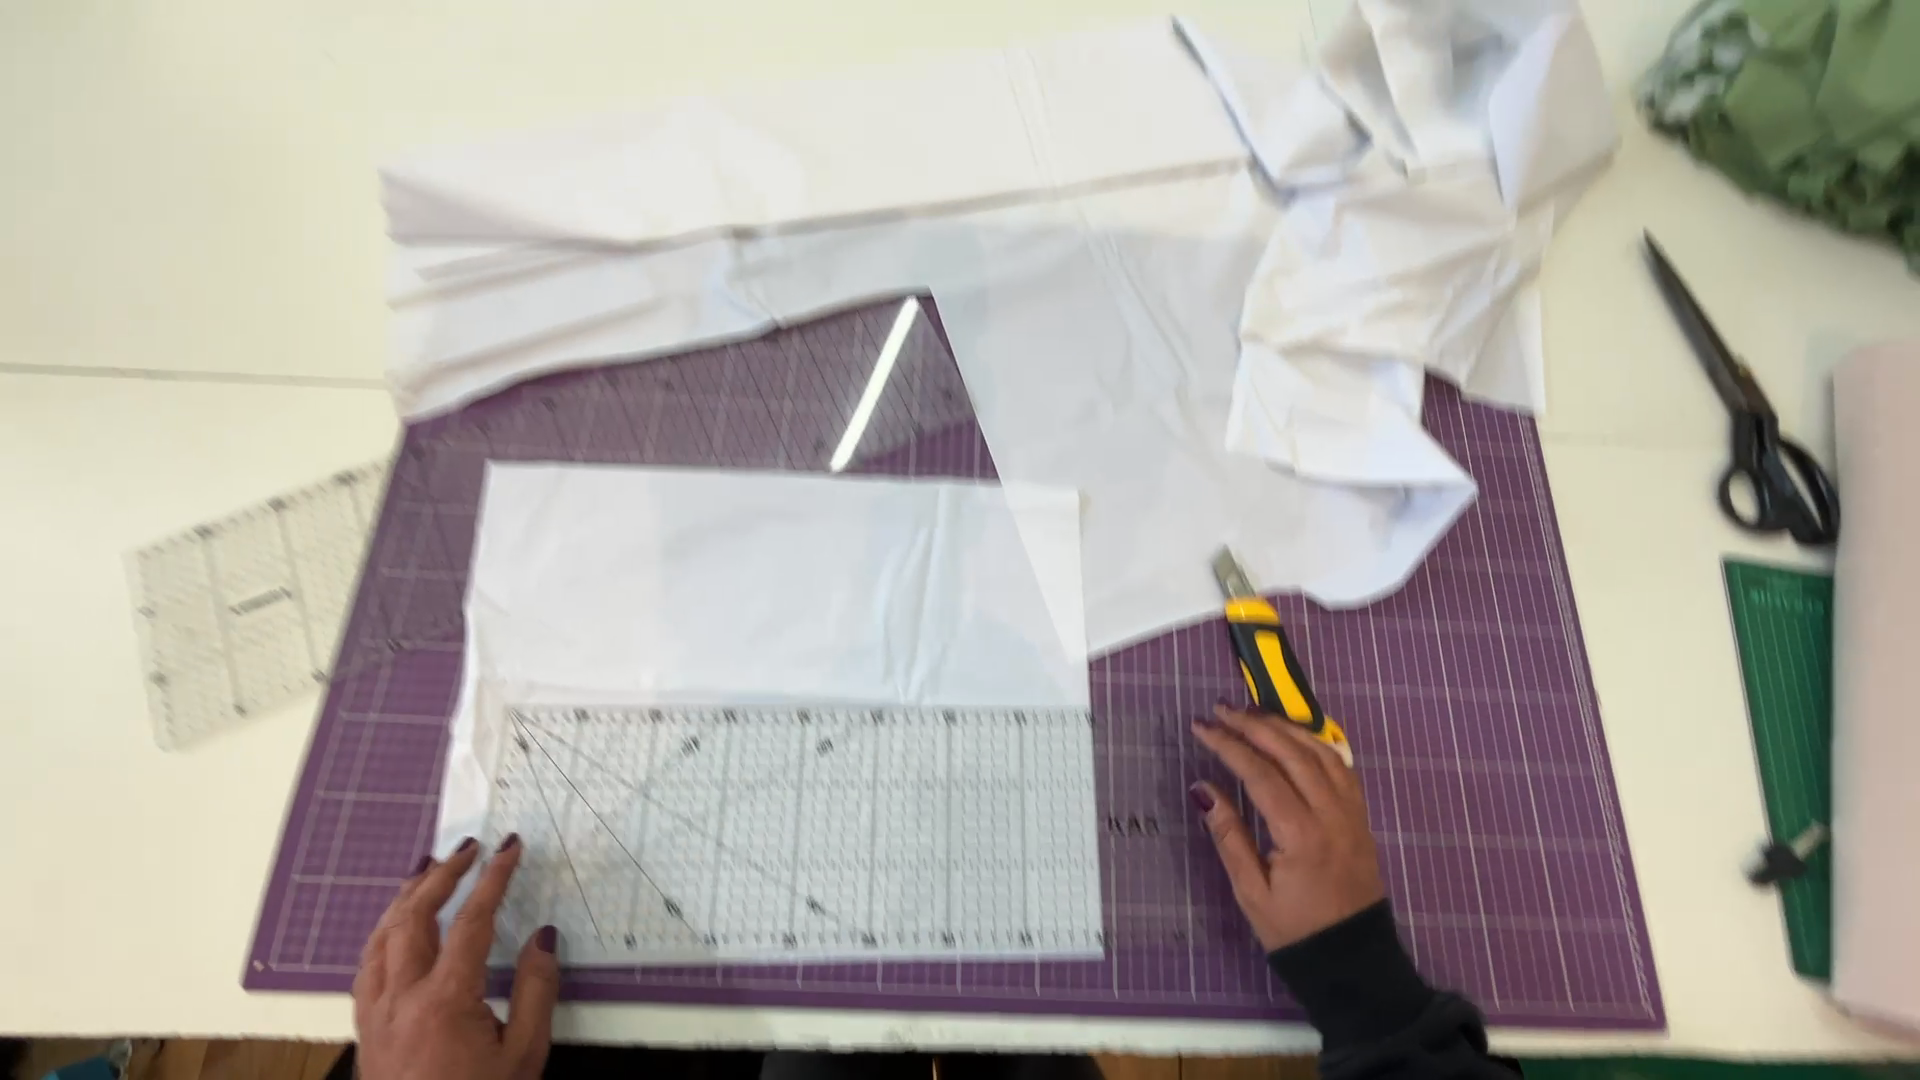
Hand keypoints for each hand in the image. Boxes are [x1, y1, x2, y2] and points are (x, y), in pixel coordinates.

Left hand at [352, 835, 559, 1079]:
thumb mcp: (524, 1052)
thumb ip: (536, 989)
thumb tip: (542, 936)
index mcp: (444, 1001)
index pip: (471, 921)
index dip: (493, 878)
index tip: (509, 847)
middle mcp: (400, 1001)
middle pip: (412, 919)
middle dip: (441, 876)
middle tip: (467, 848)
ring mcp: (375, 1018)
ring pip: (379, 941)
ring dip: (404, 898)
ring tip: (425, 870)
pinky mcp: (365, 1034)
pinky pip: (366, 969)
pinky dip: (383, 933)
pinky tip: (396, 927)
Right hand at [1189, 703, 1384, 950]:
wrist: (1356, 964)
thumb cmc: (1296, 932)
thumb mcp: (1251, 892)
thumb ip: (1228, 836)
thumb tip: (1202, 789)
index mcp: (1302, 835)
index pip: (1260, 773)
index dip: (1228, 744)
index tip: (1201, 726)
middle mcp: (1332, 816)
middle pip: (1292, 753)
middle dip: (1254, 725)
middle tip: (1222, 709)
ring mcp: (1352, 814)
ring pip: (1320, 753)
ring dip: (1285, 727)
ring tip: (1253, 714)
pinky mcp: (1360, 818)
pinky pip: (1341, 767)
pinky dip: (1314, 743)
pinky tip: (1293, 736)